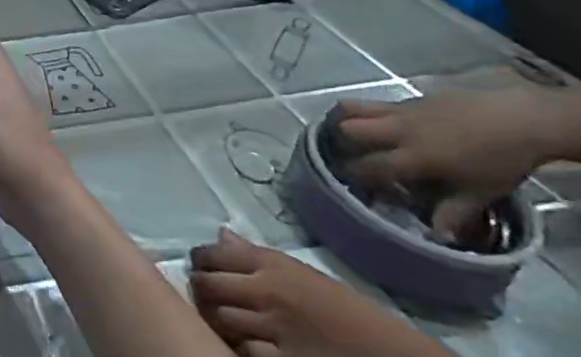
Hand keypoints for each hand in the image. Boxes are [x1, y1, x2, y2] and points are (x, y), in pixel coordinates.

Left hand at [190, 229, 448, 356]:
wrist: (383, 352)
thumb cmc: (345, 309)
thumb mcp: (301, 273)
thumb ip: (257, 256)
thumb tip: (221, 236)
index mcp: (273, 265)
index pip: (217, 254)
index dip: (200, 259)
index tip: (197, 262)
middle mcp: (266, 291)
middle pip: (210, 285)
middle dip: (200, 288)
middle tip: (199, 291)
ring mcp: (272, 330)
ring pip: (220, 319)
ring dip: (212, 318)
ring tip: (212, 316)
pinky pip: (243, 351)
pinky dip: (235, 347)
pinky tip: (235, 344)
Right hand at [334, 91, 563, 237]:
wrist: (516, 119)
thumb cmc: (500, 160)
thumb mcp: (480, 193)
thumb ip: (454, 213)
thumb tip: (437, 236)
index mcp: (416, 156)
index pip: (372, 165)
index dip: (354, 174)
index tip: (345, 180)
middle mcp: (401, 129)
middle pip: (351, 127)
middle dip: (339, 140)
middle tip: (340, 153)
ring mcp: (403, 110)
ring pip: (357, 106)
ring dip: (344, 118)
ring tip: (343, 130)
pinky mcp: (411, 98)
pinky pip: (378, 104)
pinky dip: (369, 114)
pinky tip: (384, 127)